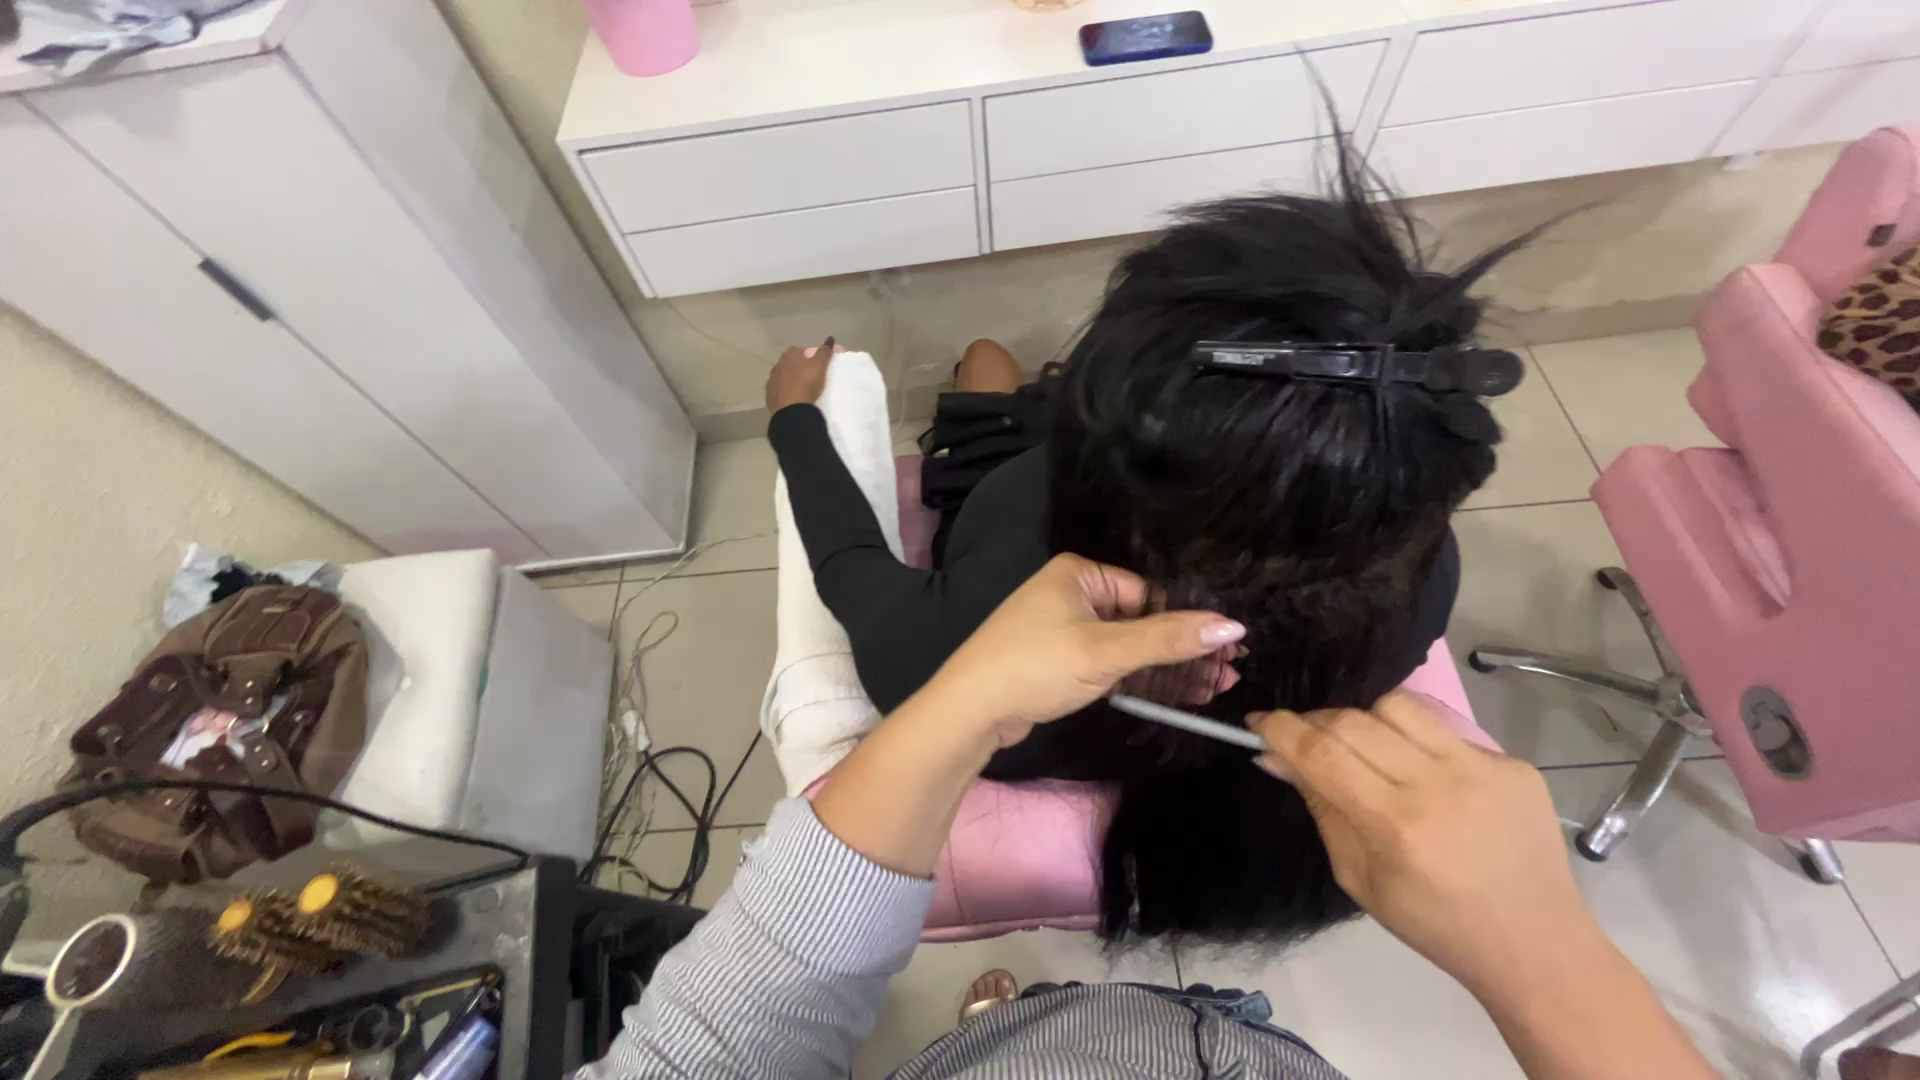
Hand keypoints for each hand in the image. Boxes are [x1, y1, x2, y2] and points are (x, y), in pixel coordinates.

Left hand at [766, 336, 837, 412]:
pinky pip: (779, 391)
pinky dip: (785, 393)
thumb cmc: (807, 383)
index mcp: (789, 356)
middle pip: (788, 363)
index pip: (798, 350)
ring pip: (782, 377)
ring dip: (790, 380)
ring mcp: (771, 381)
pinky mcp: (769, 396)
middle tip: (810, 377)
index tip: (815, 365)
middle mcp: (777, 366)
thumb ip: (825, 352)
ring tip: (802, 389)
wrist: (792, 409)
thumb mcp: (820, 366)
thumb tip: (830, 338)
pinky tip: (793, 400)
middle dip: (797, 368)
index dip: (807, 356)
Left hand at [921, 553, 1244, 747]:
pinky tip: (1173, 692)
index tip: (1229, 649)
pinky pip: (1107, 662)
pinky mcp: (1058, 659)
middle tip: (1229, 673)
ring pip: (1125, 644)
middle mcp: (1070, 593)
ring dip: (1164, 666)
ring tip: (1213, 687)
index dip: (1187, 622)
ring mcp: (1062, 627)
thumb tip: (1232, 626)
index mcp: (1078, 574)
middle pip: (1140, 619)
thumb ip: (1168, 638)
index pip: (1147, 593)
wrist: (970, 708)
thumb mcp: (1106, 650)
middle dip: (1182, 648)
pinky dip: (1136, 677)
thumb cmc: (1037, 665)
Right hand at [1249, 693, 1597, 998]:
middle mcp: (1441, 786)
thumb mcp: (1357, 877)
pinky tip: (1419, 772)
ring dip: (1363, 720)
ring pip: (1396, 705)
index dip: (1280, 730)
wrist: (1538, 947)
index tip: (1257, 724)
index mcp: (1399, 827)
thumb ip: (1319, 807)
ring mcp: (1484, 768)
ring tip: (1363, 749)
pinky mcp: (1513, 763)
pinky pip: (1442, 728)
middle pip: (1352, 721)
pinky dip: (1413, 740)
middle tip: (1302, 739)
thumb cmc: (1434, 924)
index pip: (1322, 753)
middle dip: (1313, 723)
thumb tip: (1275, 756)